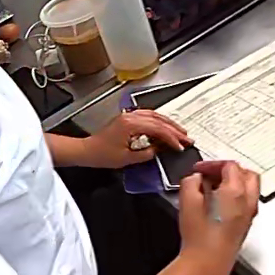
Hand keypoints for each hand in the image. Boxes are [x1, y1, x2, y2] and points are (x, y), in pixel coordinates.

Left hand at [72, 109, 192, 168]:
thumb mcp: (127, 158)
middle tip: (187, 139)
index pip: (158, 129)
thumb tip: (160, 149)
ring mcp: (128, 116)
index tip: (181, 147)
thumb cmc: (102, 155)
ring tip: (181, 132)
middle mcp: (130, 117)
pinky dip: (159, 121)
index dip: (172, 139)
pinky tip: (165, 126)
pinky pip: (147, 116)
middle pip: (158, 121)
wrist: (87, 150)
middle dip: (174, 130)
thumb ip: (147, 153)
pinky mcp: (126, 118)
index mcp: (131, 125)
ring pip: (154, 116)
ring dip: (169, 124)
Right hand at [178, 159, 259, 268]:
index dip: (212, 164)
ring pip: (249, 187)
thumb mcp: (187, 202)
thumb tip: (195, 178)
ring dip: (233, 181)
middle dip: (229, 169)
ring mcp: (249, 212)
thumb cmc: (200, 234)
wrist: (210, 260)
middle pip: (247, 174)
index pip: (230, 166)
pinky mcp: (246, 222)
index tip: (198, 169)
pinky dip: (235, 194)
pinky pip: (246, 200)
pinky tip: (217, 201)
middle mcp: (247, 200)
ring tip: (212, 186)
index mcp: (234, 191)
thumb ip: (190, 183)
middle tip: (210, 173)